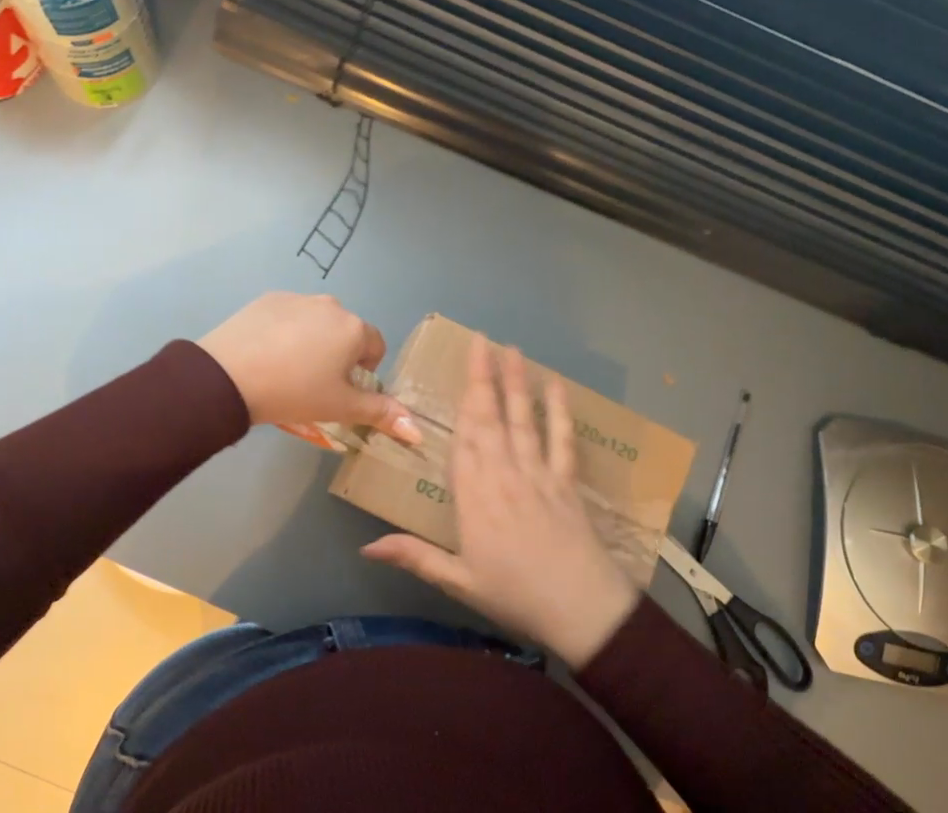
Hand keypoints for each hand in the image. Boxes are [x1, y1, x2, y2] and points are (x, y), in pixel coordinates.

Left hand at [199, 292, 421, 442]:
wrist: (228, 376)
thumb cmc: (294, 392)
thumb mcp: (340, 408)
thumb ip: (381, 414)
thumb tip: (417, 430)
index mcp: (354, 328)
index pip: (376, 346)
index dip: (364, 371)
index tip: (340, 390)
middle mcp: (330, 305)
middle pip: (345, 332)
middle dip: (337, 355)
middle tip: (313, 384)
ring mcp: (297, 298)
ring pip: (315, 323)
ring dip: (311, 342)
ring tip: (286, 371)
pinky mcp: (266, 299)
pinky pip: (286, 316)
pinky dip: (283, 332)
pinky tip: (265, 355)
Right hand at [362, 336, 639, 667]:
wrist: (581, 608)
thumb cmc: (514, 595)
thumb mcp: (458, 580)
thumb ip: (414, 557)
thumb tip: (365, 547)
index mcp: (474, 497)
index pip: (464, 439)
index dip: (463, 400)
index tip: (460, 368)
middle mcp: (504, 475)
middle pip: (491, 418)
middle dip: (484, 377)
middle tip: (482, 339)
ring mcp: (538, 475)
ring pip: (523, 420)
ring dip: (517, 383)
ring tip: (512, 349)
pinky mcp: (566, 482)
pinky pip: (561, 440)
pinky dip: (559, 412)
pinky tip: (557, 386)